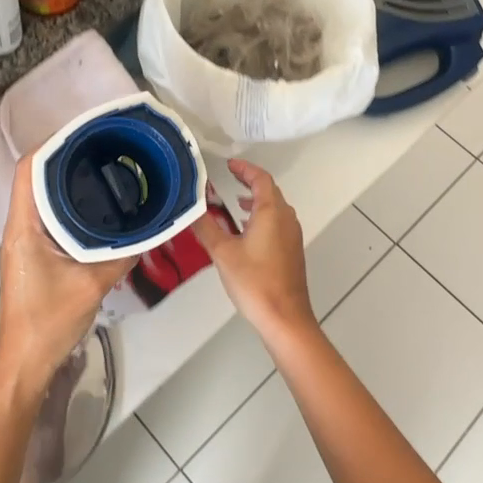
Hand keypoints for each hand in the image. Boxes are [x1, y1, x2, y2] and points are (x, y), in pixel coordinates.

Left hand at [0, 154, 135, 392]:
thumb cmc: (48, 321)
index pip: (29, 169)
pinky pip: (49, 215)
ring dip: (66, 179)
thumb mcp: (92, 286)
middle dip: (65, 156)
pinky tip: (96, 205)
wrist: (25, 362)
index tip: (84, 132)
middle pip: (35, 176)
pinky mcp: (33, 253)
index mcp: (25, 227)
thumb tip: (151, 230)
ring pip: (41, 195)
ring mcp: (24, 241)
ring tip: (102, 166)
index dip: (52, 143)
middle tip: (102, 146)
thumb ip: (121, 255)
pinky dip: (69, 202)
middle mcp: (20, 227)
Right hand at [191, 159, 314, 340]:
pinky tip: (246, 231)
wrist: (284, 317)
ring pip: (275, 208)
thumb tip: (190, 207)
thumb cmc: (254, 281)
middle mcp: (286, 218)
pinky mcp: (292, 251)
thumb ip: (206, 226)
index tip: (229, 164)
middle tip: (230, 178)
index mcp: (271, 212)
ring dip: (257, 200)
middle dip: (250, 182)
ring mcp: (292, 236)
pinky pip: (277, 223)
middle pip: (270, 191)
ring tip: (235, 203)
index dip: (245, 168)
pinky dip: (262, 217)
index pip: (261, 179)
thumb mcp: (222, 252)